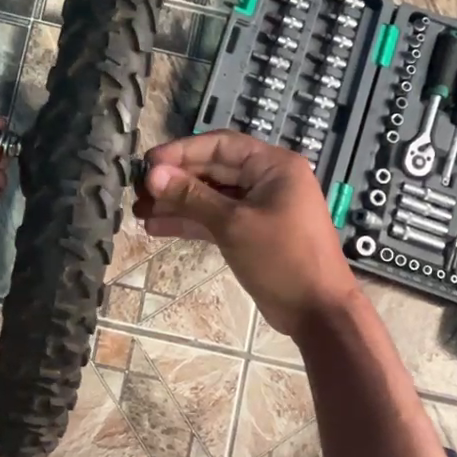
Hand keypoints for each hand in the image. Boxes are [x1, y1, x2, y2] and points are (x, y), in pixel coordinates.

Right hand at [132, 130, 358, 337]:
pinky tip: (157, 228)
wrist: (318, 311)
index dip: (181, 151)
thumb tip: (152, 175)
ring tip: (139, 212)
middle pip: (213, 170)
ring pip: (211, 196)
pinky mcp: (252, 233)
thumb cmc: (282, 258)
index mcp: (273, 166)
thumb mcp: (233, 224)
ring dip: (177, 203)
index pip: (220, 145)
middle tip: (138, 191)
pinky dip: (191, 222)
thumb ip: (191, 196)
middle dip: (175, 180)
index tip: (147, 164)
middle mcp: (267, 180)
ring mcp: (260, 208)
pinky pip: (216, 219)